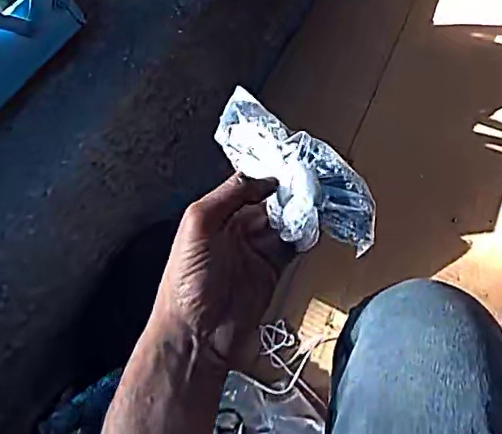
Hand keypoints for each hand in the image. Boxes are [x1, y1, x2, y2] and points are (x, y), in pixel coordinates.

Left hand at [105, 175, 296, 433]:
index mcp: (219, 213)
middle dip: (289, 191)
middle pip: (272, 200)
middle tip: (309, 180)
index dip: (269, 174)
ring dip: (300, 211)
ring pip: (286, 220)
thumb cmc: (186, 280)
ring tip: (315, 200)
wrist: (194, 338)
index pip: (249, 184)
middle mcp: (240, 227)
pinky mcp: (273, 270)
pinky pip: (294, 246)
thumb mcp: (198, 224)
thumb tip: (265, 178)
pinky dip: (305, 235)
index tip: (290, 163)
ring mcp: (258, 249)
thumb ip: (229, 194)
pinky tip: (312, 226)